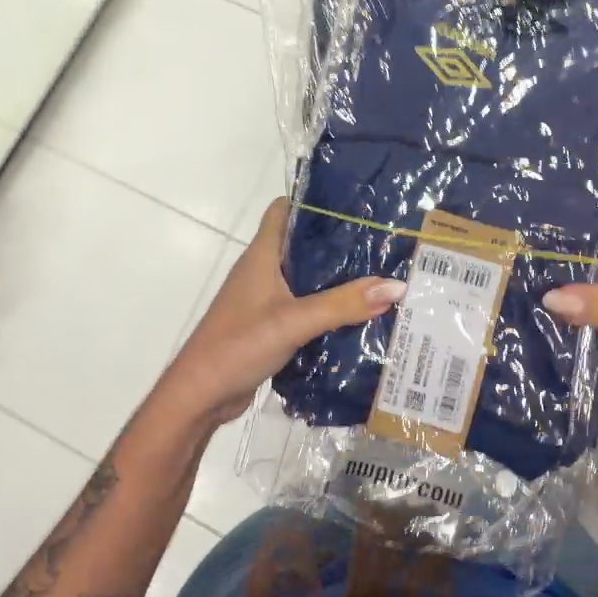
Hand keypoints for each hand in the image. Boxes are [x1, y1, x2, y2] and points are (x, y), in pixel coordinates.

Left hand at [159, 198, 406, 425]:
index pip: (284, 209)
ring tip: (380, 275)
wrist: (200, 395)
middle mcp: (263, 271)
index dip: (314, 200)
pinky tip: (357, 316)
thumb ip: (343, 303)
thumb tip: (397, 285)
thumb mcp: (294, 321)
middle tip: (381, 241)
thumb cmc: (238, 344)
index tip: (354, 202)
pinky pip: (304, 308)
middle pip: (302, 244)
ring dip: (335, 278)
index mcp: (262, 255)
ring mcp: (264, 300)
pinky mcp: (270, 326)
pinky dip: (327, 309)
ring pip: (305, 278)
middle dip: (337, 241)